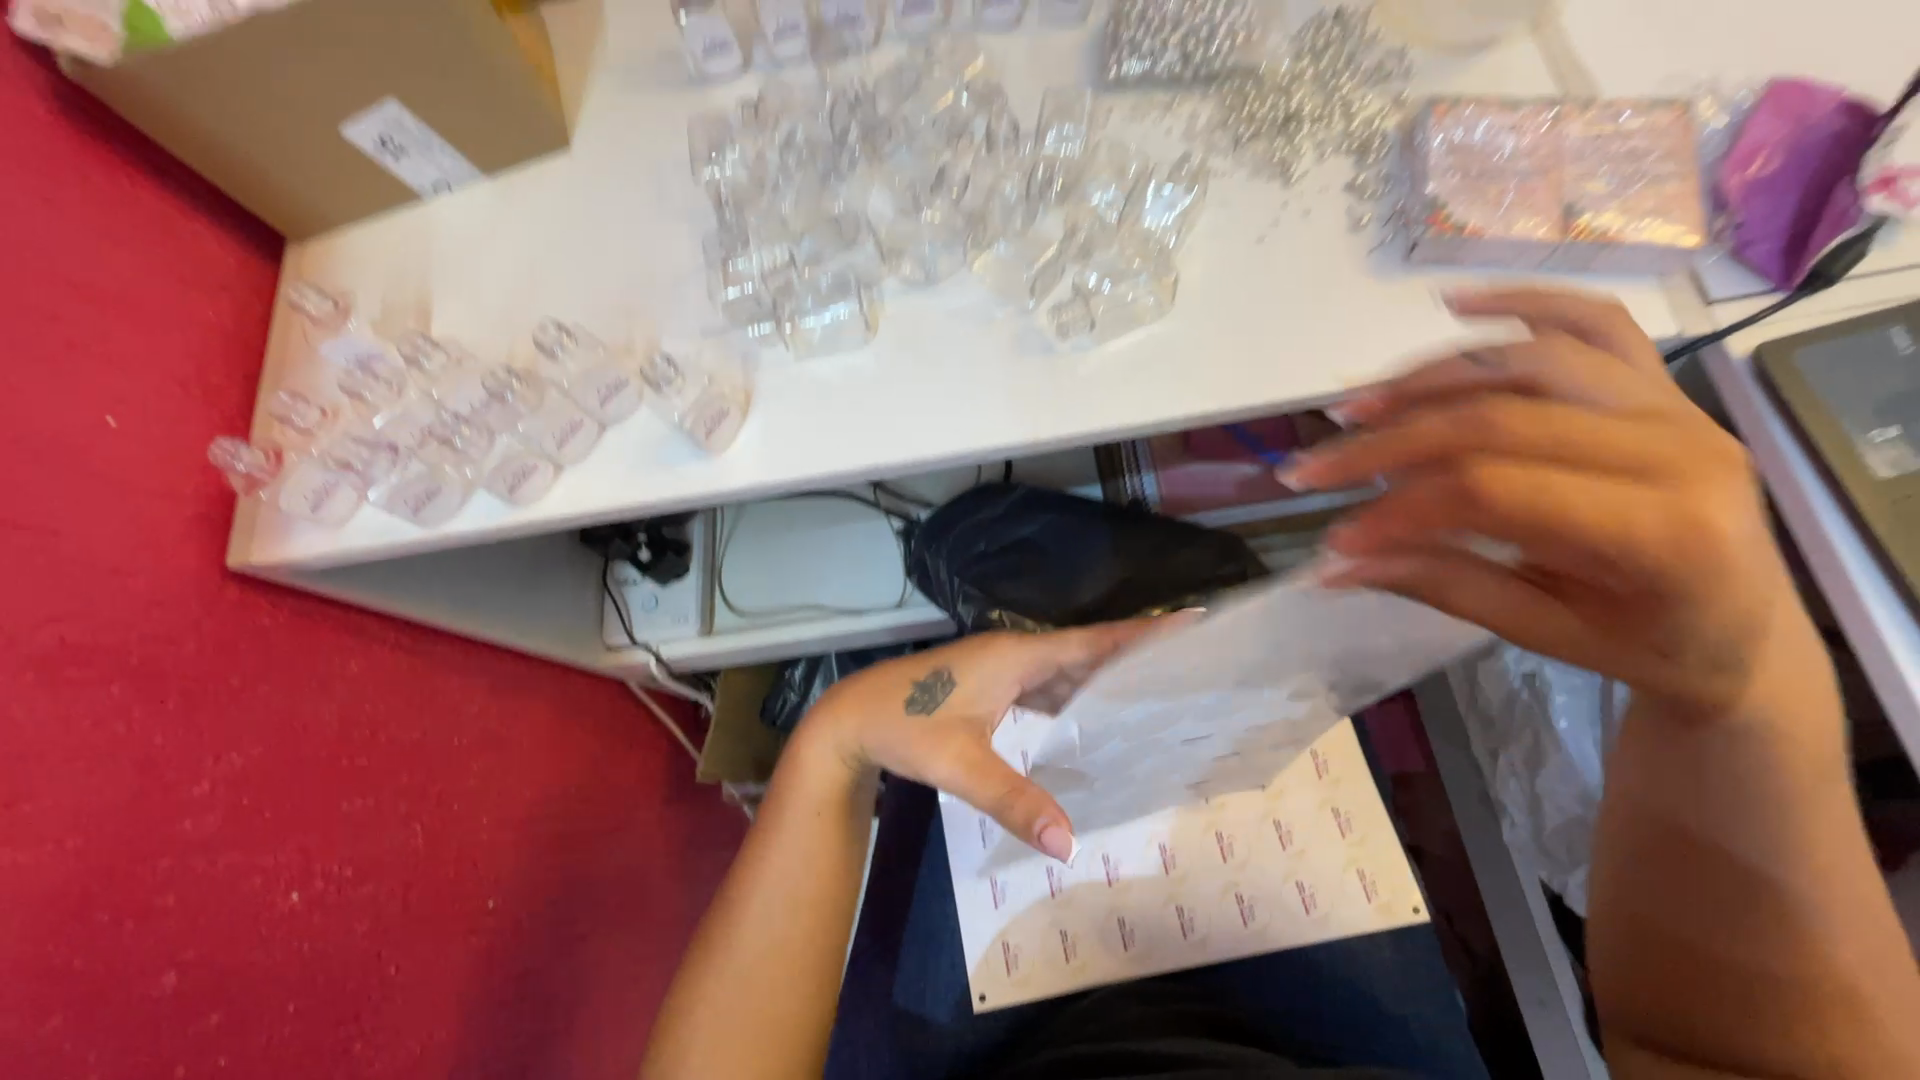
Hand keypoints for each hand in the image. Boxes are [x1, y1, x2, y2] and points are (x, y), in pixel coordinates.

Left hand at [803, 621, 1166, 861]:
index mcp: (1016, 657)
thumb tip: (1068, 844)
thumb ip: (1013, 800)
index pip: (1093, 641)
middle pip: (1086, 651)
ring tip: (1153, 692)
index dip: (1142, 633)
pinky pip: (1045, 685)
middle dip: (1134, 657)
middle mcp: (1013, 654)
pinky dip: (1073, 696)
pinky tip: (1089, 717)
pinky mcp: (989, 686)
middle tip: (1187, 668)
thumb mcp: (960, 765)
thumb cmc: (904, 728)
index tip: (1191, 621)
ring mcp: (999, 668)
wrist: (850, 720)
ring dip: (1104, 677)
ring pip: (1064, 668)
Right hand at [1283, 287, 1803, 716]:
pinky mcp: (1661, 384)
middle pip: (1497, 417)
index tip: (1334, 539)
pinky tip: (1453, 305)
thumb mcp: (1539, 630)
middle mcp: (1678, 448)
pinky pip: (1594, 321)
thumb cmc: (1642, 643)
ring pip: (1529, 360)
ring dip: (1428, 378)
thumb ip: (1438, 583)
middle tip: (1313, 469)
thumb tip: (1331, 566)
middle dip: (1389, 442)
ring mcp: (1675, 404)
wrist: (1740, 626)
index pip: (1493, 491)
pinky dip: (1522, 302)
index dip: (1399, 509)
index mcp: (1661, 530)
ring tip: (1356, 407)